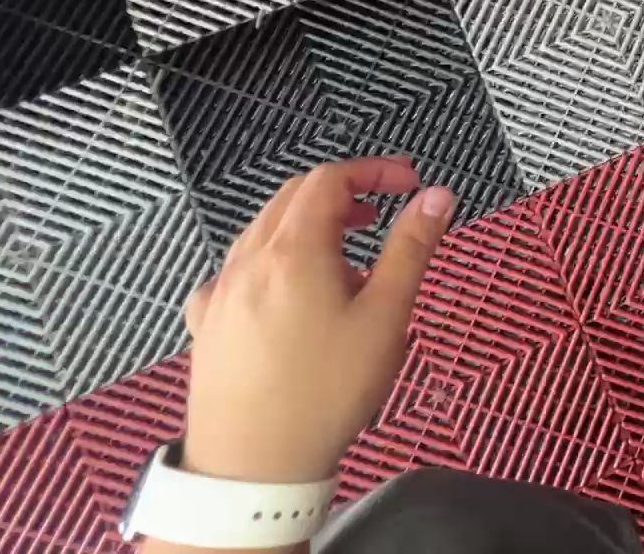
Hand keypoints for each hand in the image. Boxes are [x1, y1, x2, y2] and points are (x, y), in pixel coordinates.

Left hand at [180, 156, 452, 483]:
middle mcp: (248, 262)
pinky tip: (291, 287)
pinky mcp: (207, 324)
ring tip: (351, 253)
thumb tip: (437, 196)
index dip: (375, 170)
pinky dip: (275, 255)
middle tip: (387, 206)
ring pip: (265, 228)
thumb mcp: (387, 314)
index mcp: (293, 252)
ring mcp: (220, 293)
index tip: (411, 182)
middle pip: (294, 195)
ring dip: (313, 221)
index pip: (330, 179)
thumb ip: (413, 246)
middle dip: (346, 189)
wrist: (250, 473)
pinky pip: (239, 266)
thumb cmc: (326, 391)